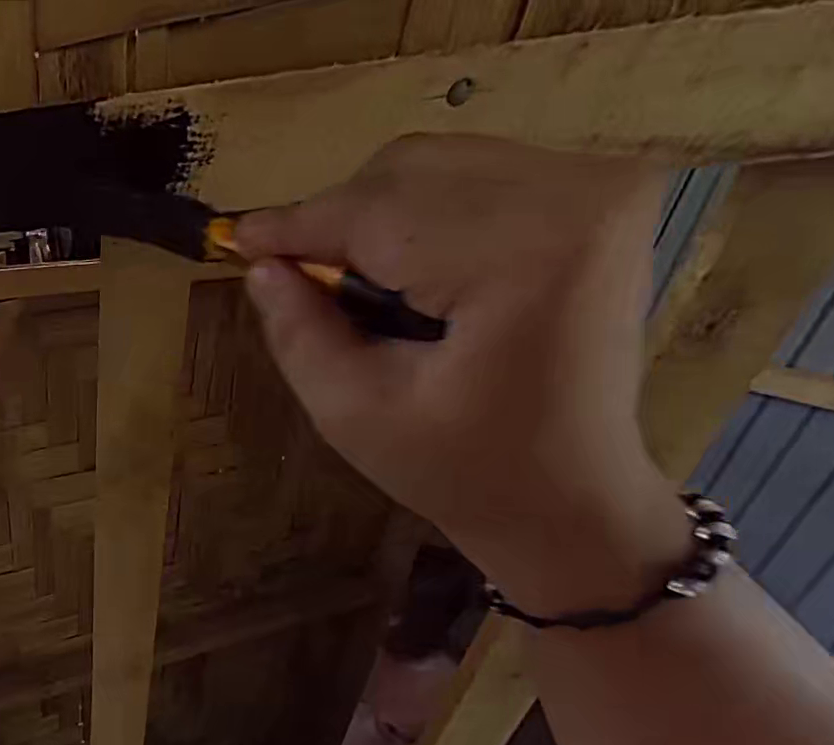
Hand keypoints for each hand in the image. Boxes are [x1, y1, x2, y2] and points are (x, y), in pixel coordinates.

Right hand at [234, 135, 690, 614]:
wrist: (563, 490)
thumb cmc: (455, 466)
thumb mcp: (351, 410)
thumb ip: (300, 331)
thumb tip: (260, 268)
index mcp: (524, 256)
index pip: (378, 210)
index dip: (296, 224)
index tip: (234, 240)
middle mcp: (577, 195)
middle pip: (407, 169)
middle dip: (334, 220)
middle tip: (295, 281)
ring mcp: (599, 186)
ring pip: (433, 165)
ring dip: (369, 217)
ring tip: (348, 286)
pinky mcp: (596, 196)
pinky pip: (468, 177)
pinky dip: (411, 216)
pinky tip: (398, 273)